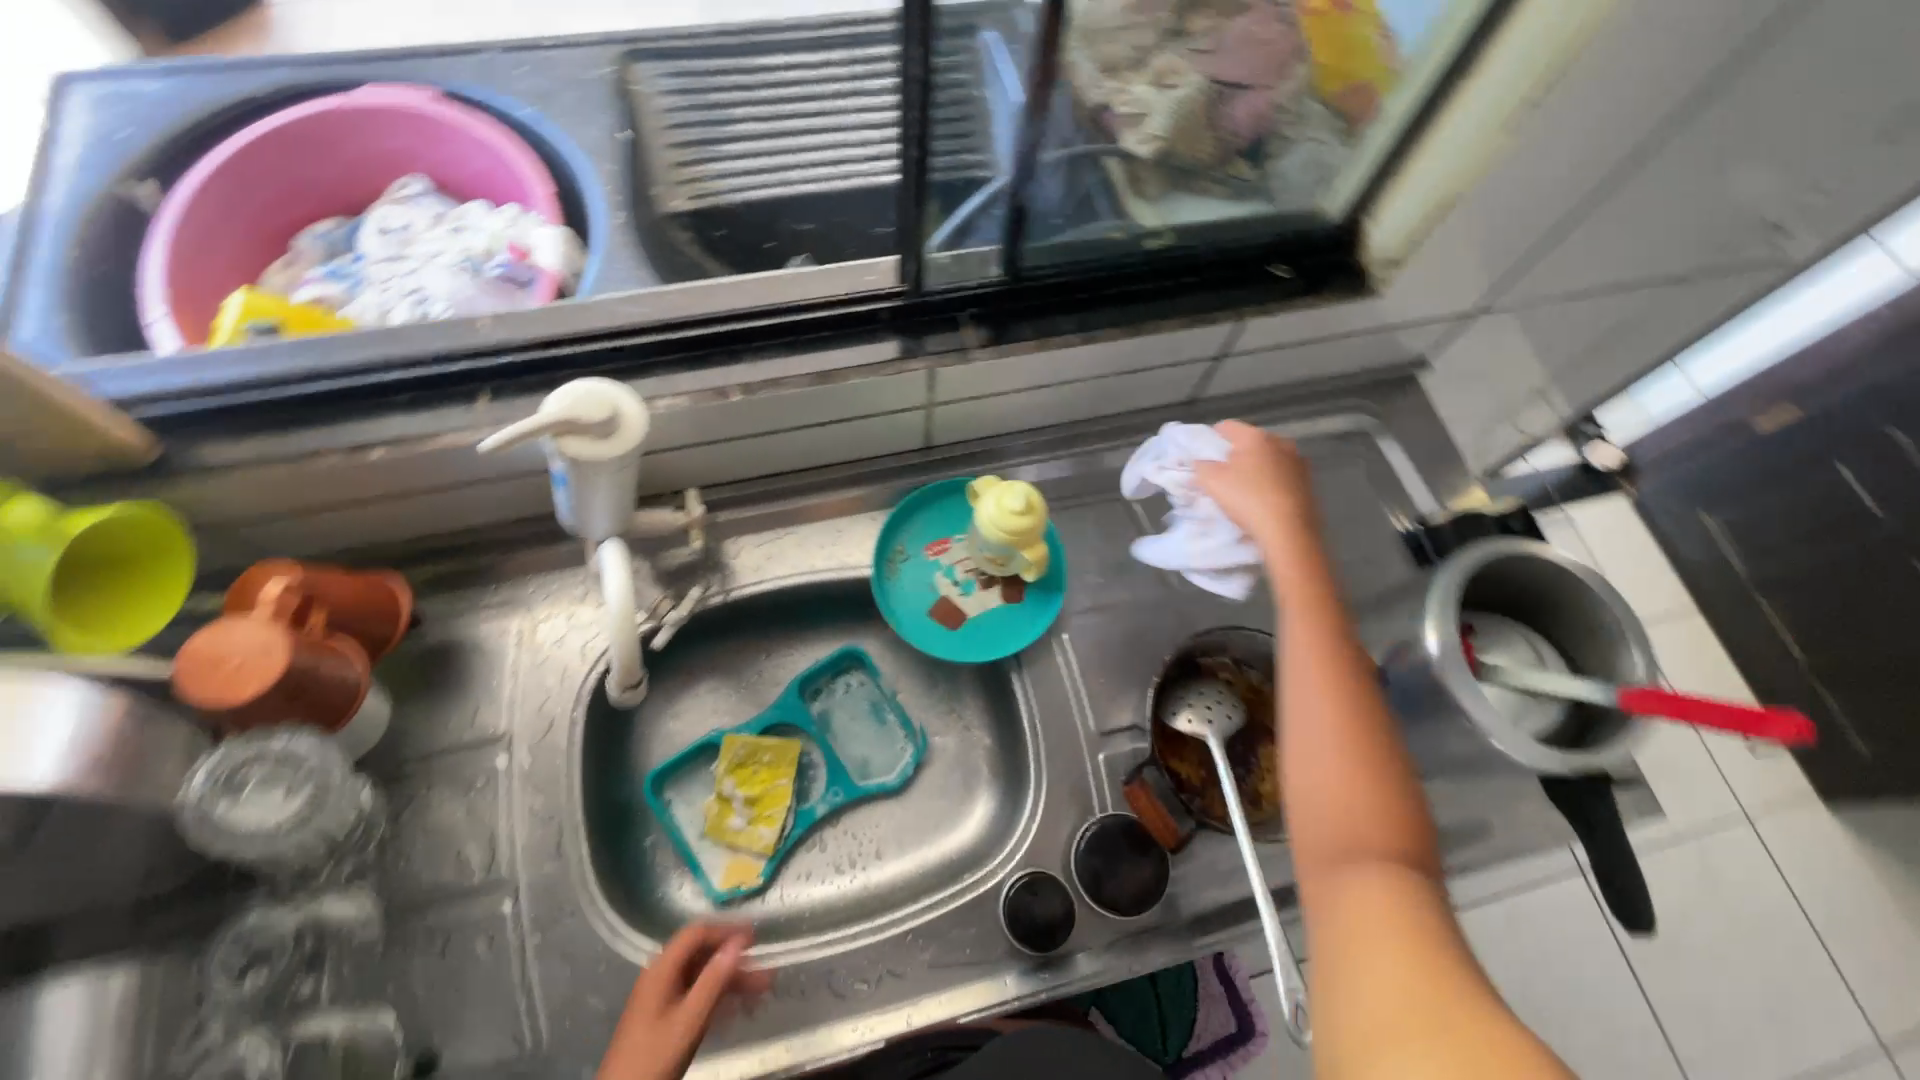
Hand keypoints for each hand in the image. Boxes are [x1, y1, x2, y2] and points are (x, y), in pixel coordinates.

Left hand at [597, 922, 771, 1079]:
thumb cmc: (655, 1055)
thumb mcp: (689, 1019)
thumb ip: (714, 980)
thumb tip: (738, 943)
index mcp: (662, 969)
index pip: (696, 934)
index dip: (726, 931)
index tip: (755, 938)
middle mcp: (661, 975)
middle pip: (701, 955)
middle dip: (734, 962)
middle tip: (764, 973)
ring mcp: (663, 995)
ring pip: (702, 976)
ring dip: (730, 981)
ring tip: (760, 992)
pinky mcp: (665, 1013)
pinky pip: (696, 994)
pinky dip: (718, 997)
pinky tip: (737, 1009)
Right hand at [1193, 420, 1321, 560]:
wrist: (1289, 531)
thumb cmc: (1247, 499)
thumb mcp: (1212, 482)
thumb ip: (1201, 466)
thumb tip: (1201, 462)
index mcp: (1255, 436)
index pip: (1227, 426)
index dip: (1211, 438)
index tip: (1203, 456)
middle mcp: (1280, 442)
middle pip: (1250, 443)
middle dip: (1235, 455)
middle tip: (1222, 475)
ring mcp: (1298, 461)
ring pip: (1268, 459)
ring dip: (1256, 469)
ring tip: (1244, 490)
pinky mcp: (1308, 481)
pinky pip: (1282, 476)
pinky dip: (1271, 483)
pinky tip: (1264, 500)